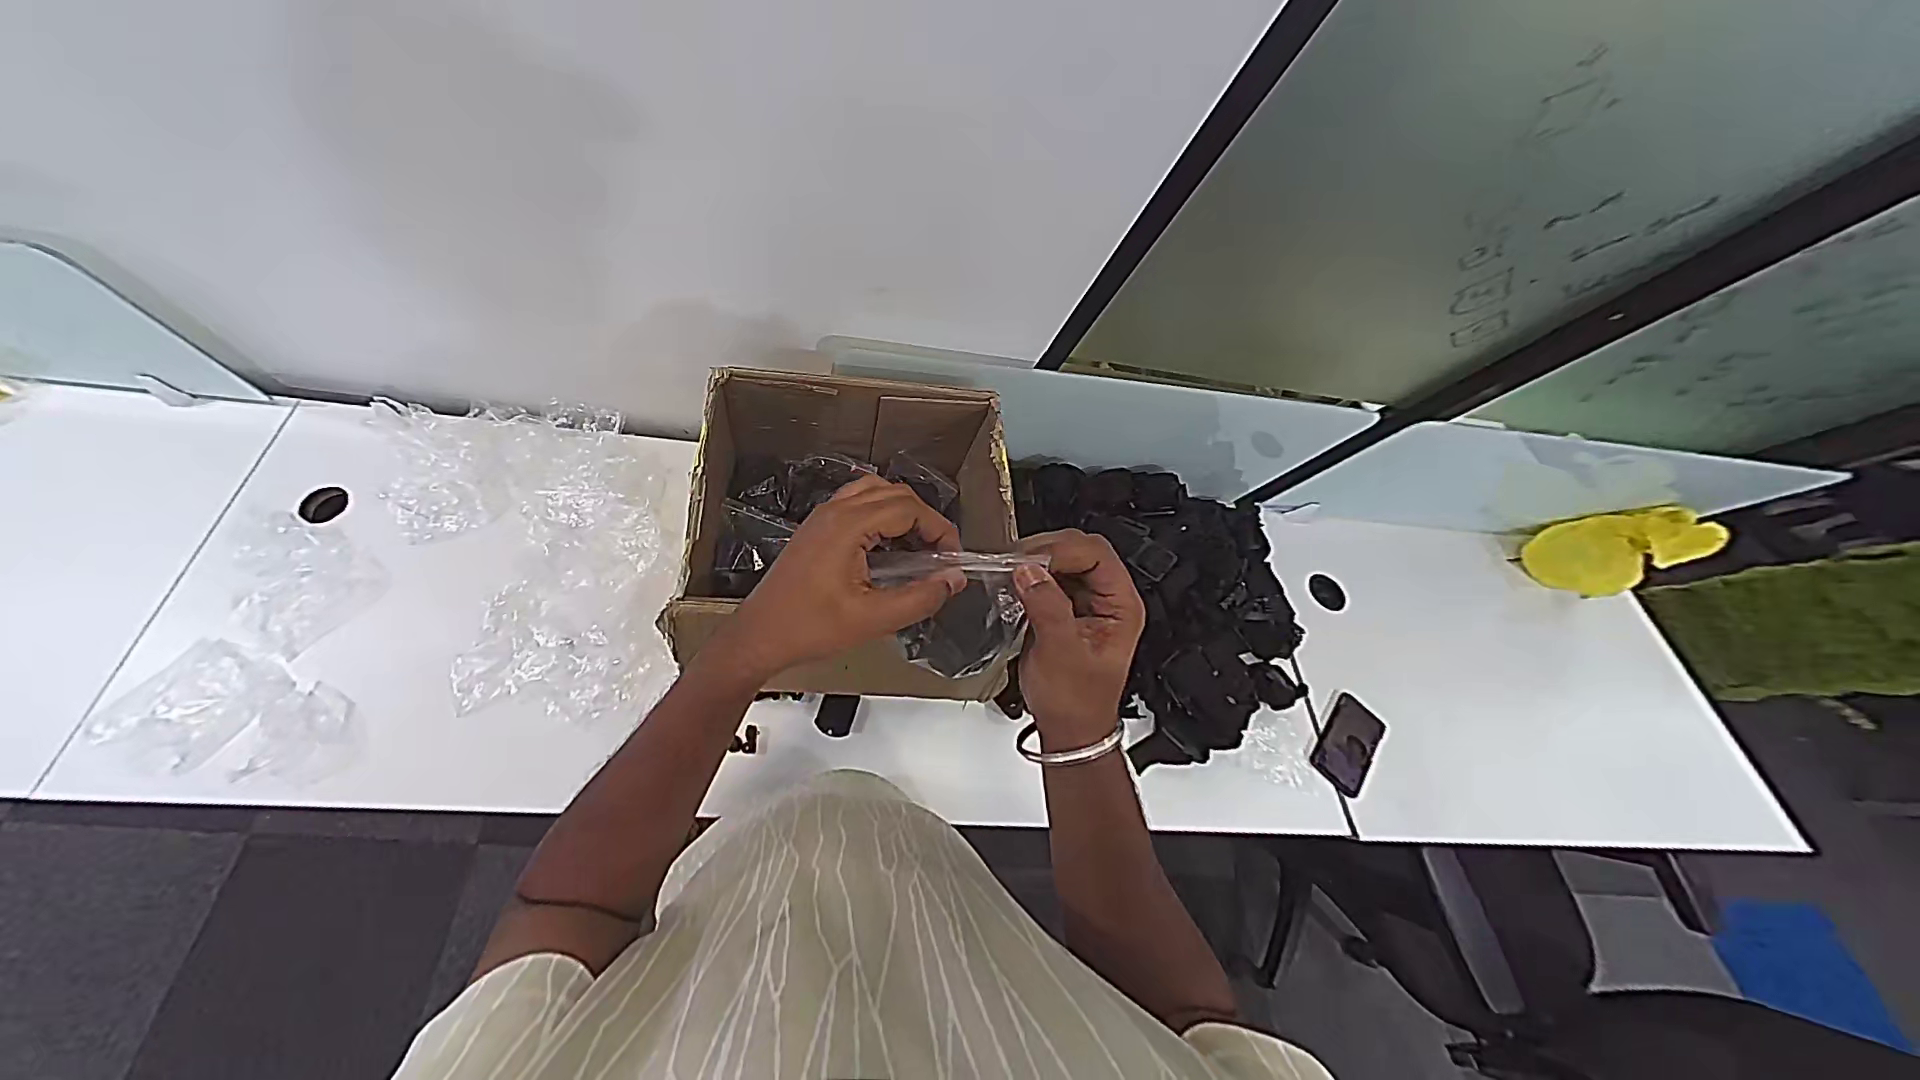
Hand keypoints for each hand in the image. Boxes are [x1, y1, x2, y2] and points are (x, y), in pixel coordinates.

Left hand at [715, 474, 965, 681]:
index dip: (939, 529)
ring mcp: (822, 517)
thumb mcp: (873, 619)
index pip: (909, 508)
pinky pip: (857, 504)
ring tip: (917, 547)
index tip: (951, 558)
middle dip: (925, 519)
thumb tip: (952, 581)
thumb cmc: (808, 628)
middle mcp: (834, 512)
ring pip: (875, 492)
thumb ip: (920, 598)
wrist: (760, 636)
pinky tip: (888, 548)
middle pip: (895, 493)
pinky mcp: (816, 529)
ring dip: (903, 512)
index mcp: (847, 526)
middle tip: (939, 554)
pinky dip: (881, 516)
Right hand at [1012, 529, 1144, 747]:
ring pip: (1060, 560)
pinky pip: (1045, 578)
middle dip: (1047, 551)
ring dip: (1034, 562)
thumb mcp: (1061, 654)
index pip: (1097, 555)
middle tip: (1017, 562)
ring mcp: (1083, 602)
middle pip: (1079, 550)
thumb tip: (1028, 570)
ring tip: (1011, 572)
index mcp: (1120, 606)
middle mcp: (1105, 599)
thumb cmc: (1076, 703)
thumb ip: (1047, 607)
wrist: (1068, 729)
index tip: (1032, 560)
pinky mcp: (1061, 608)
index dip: (1063, 551)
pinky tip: (1013, 584)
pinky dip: (1027, 576)